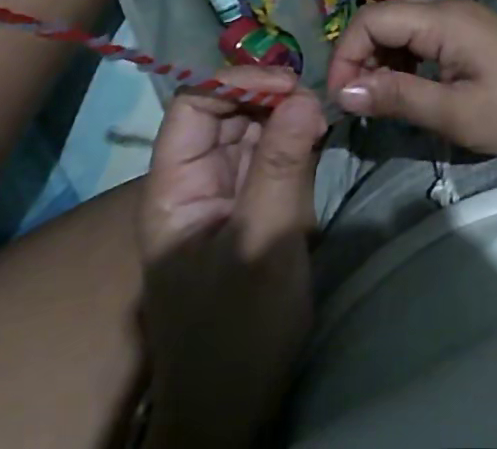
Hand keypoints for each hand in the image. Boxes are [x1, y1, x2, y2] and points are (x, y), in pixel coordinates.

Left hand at [138, 67, 327, 448]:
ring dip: (286, 119)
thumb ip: (282, 166)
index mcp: (173, 189)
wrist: (234, 411)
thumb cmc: (238, 330)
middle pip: (225, 115)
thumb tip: (304, 95)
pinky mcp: (254, 213)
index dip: (238, 84)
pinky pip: (272, 162)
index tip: (291, 85)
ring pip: (252, 135)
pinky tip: (318, 139)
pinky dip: (296, 145)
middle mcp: (195, 184)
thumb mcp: (264, 242)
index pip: (194, 107)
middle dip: (268, 98)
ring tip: (322, 117)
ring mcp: (225, 199)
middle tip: (317, 101)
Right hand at [327, 0, 496, 154]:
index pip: (370, 20)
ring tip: (378, 100)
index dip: (347, 55)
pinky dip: (402, 60)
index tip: (342, 98)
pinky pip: (419, 35)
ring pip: (398, 27)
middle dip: (360, 58)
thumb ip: (398, 97)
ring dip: (380, 60)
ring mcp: (457, 16)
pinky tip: (405, 89)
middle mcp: (444, 6)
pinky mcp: (465, 29)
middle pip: (382, 19)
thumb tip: (343, 92)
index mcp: (441, 19)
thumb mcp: (455, 112)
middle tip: (357, 102)